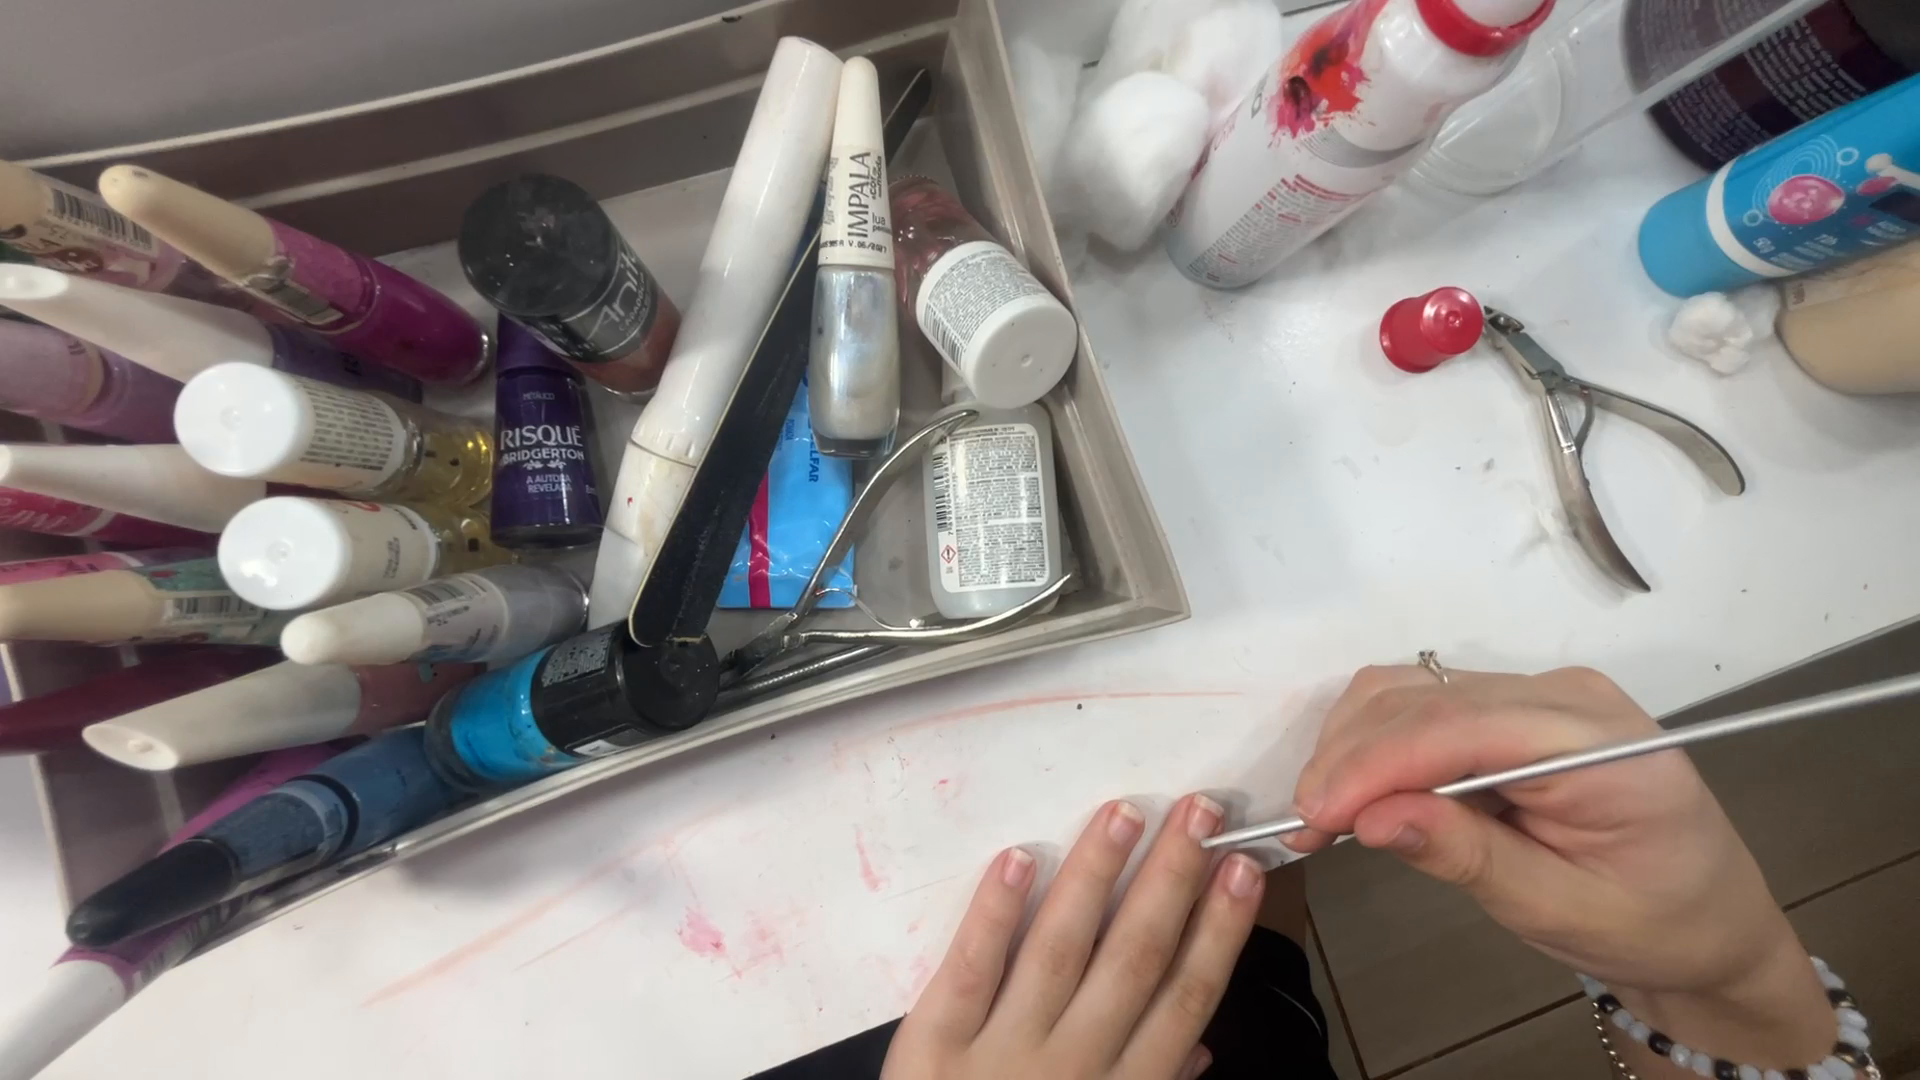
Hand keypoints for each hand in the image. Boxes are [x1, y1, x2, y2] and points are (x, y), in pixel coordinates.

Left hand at [882, 795, 1264, 1079]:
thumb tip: (1202, 1045)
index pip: (1184, 998)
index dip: (1218, 930)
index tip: (1242, 866)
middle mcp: (1074, 1063)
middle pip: (1134, 958)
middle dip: (1172, 880)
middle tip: (1199, 811)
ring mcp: (1004, 1049)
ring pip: (1061, 948)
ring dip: (1096, 876)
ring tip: (1123, 813)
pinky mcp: (936, 1040)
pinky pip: (972, 968)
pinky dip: (997, 913)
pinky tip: (1018, 857)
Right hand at [1286, 665, 1833, 1067]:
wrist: (1702, 917)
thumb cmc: (1650, 926)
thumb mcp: (1562, 912)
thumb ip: (1468, 857)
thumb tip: (1368, 819)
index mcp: (1602, 746)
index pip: (1459, 728)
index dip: (1375, 764)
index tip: (1315, 813)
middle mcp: (1558, 695)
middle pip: (1418, 700)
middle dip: (1347, 759)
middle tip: (1305, 823)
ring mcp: (1525, 688)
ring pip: (1399, 690)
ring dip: (1346, 746)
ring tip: (1322, 810)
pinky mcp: (1494, 699)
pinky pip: (1407, 701)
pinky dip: (1364, 741)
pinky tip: (1351, 785)